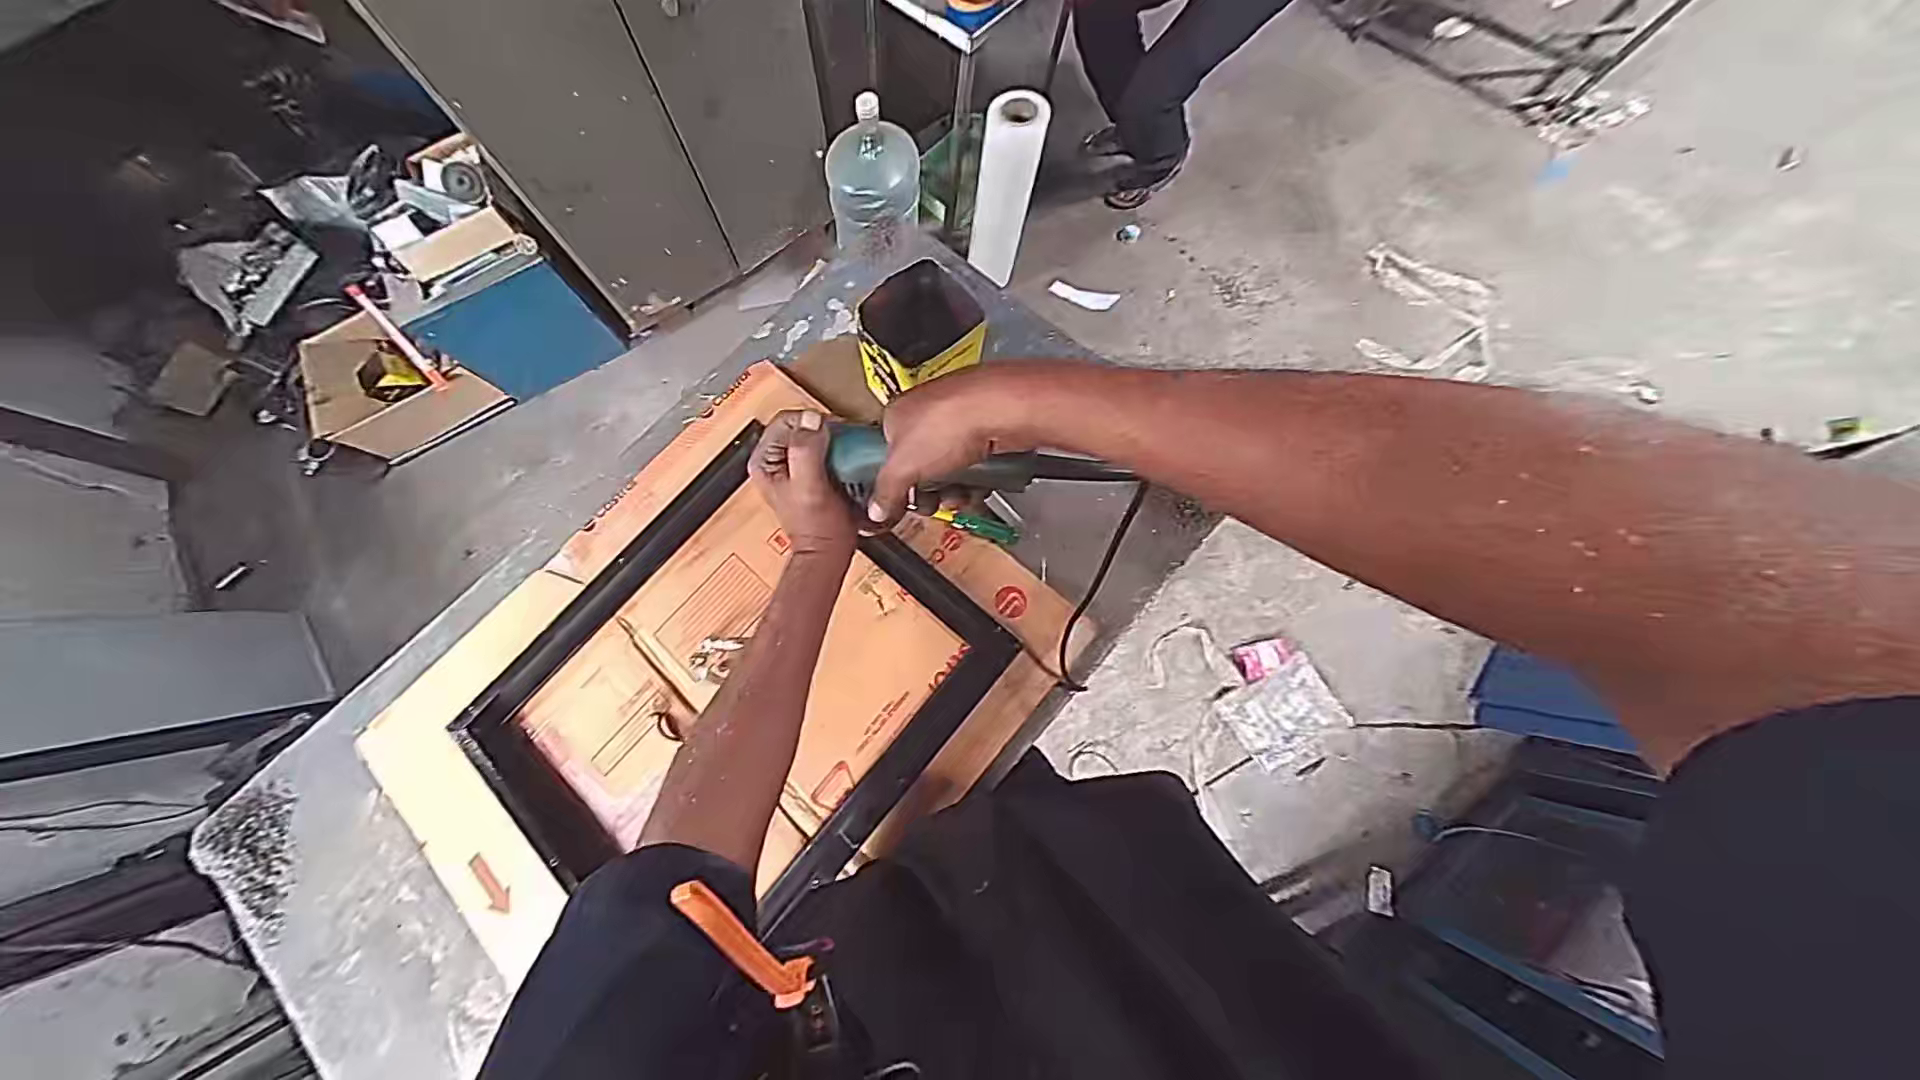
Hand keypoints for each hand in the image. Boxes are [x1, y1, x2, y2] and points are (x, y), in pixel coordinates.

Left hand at [753, 409, 856, 555]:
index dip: (812, 421)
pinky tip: (848, 458)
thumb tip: (811, 421)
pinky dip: (839, 450)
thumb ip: (806, 451)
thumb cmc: (816, 527)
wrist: (828, 550)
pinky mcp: (813, 472)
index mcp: (764, 461)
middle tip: (843, 438)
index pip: (786, 419)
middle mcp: (777, 460)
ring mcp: (796, 466)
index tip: (833, 431)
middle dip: (825, 428)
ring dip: (834, 438)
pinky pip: (826, 449)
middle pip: (801, 424)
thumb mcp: (809, 486)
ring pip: (815, 435)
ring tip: (847, 448)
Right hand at [868, 367, 1038, 526]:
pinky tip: (980, 487)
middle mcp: (926, 415)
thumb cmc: (953, 420)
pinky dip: (977, 481)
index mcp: (896, 416)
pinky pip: (975, 466)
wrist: (1002, 409)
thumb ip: (886, 491)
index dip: (893, 484)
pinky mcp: (985, 433)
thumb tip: (877, 509)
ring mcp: (958, 423)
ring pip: (950, 470)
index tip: (897, 504)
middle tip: (932, 502)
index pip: (884, 457)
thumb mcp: (903, 467)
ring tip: (961, 495)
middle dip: (928, 493)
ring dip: (955, 491)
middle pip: (920, 468)